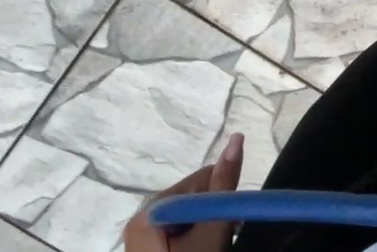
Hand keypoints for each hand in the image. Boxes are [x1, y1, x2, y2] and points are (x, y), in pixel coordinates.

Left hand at [123, 133, 244, 251]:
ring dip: (207, 226)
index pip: (202, 179)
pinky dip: (195, 238)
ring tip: (210, 248)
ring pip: (191, 214)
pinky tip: (199, 251)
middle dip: (214, 213)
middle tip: (219, 239)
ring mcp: (141, 235)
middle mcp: (140, 218)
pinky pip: (180, 229)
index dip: (222, 198)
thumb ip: (224, 185)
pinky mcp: (147, 248)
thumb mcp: (212, 233)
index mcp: (149, 212)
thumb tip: (237, 137)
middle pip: (195, 196)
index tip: (228, 223)